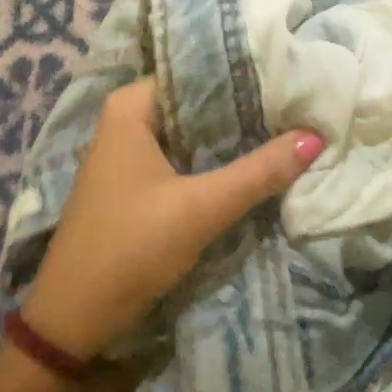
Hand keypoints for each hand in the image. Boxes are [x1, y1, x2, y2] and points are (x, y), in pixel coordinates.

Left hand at [22, 79, 325, 358]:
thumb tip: (316, 135)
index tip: (292, 75)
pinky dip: (217, 159)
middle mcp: (128, 118)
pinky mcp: (139, 182)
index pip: (197, 71)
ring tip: (290, 125)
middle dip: (245, 106)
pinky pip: (186, 156)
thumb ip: (258, 172)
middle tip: (300, 102)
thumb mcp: (200, 208)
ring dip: (234, 136)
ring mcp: (132, 151)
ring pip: (194, 132)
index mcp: (131, 105)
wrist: (74, 320)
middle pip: (198, 101)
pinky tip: (256, 161)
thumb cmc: (129, 247)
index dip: (244, 73)